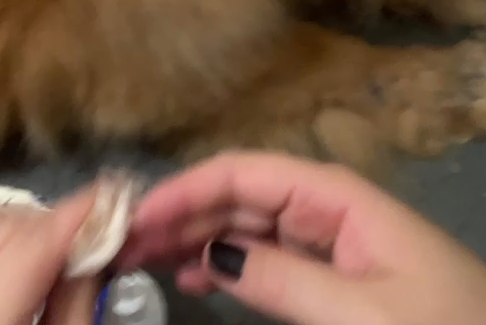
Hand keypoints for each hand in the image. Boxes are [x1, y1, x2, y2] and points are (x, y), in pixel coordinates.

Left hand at [0, 189, 104, 324]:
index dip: (77, 214)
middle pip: (13, 228)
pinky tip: (26, 249)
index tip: (114, 193)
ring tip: (67, 243)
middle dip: (58, 223)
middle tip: (99, 226)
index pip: (35, 243)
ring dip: (30, 227)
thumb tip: (93, 247)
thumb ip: (74, 304)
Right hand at [119, 152, 485, 324]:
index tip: (135, 217)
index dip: (183, 190)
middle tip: (122, 244)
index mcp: (333, 194)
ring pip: (245, 228)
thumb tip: (208, 250)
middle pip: (235, 197)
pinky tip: (193, 276)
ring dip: (193, 240)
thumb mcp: (364, 315)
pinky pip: (268, 259)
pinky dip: (225, 265)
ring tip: (144, 260)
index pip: (239, 174)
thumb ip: (281, 277)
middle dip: (178, 215)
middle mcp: (325, 206)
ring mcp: (332, 243)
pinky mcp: (340, 278)